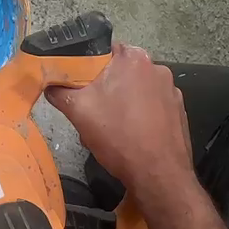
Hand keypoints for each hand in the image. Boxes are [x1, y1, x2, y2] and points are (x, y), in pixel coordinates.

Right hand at [46, 42, 193, 198]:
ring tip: (112, 128)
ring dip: (123, 102)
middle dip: (104, 88)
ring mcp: (171, 90)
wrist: (159, 177)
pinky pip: (152, 105)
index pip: (102, 51)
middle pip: (119, 71)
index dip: (87, 68)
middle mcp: (156, 67)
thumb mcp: (78, 111)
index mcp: (132, 57)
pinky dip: (142, 115)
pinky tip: (133, 136)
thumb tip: (49, 83)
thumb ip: (59, 90)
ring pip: (136, 89)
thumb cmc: (119, 137)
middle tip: (93, 111)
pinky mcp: (179, 111)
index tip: (80, 86)